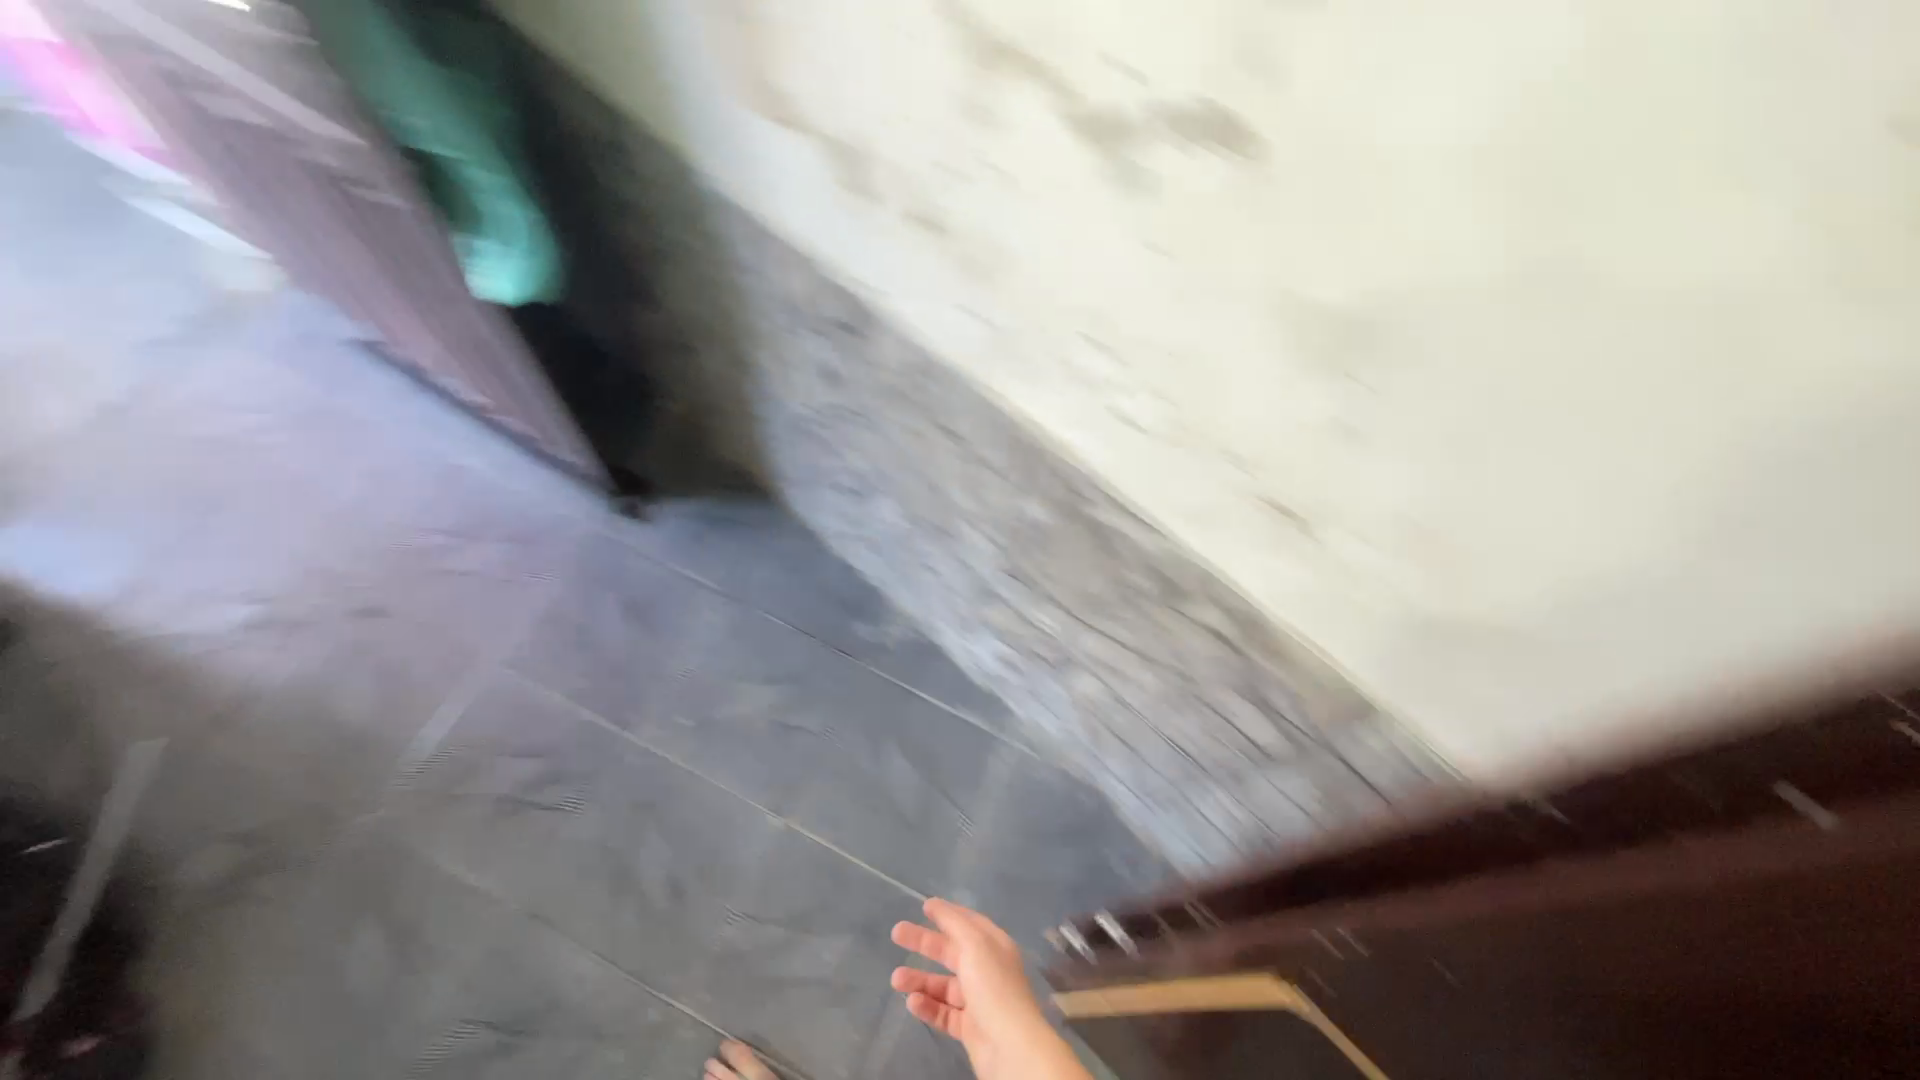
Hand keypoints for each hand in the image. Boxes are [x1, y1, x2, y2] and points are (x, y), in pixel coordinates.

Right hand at [891, 898, 1093, 1079]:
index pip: (969, 923)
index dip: (948, 913)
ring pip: (944, 985)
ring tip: (896, 979)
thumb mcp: (974, 945)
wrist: (1011, 1047)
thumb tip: (935, 903)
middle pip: (951, 951)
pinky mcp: (970, 1028)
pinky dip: (928, 1007)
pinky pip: (944, 1013)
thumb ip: (954, 923)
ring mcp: (978, 1000)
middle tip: (896, 933)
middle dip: (924, 942)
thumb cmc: (993, 987)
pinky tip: (913, 1003)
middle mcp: (987, 969)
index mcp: (994, 946)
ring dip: (920, 979)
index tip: (924, 906)